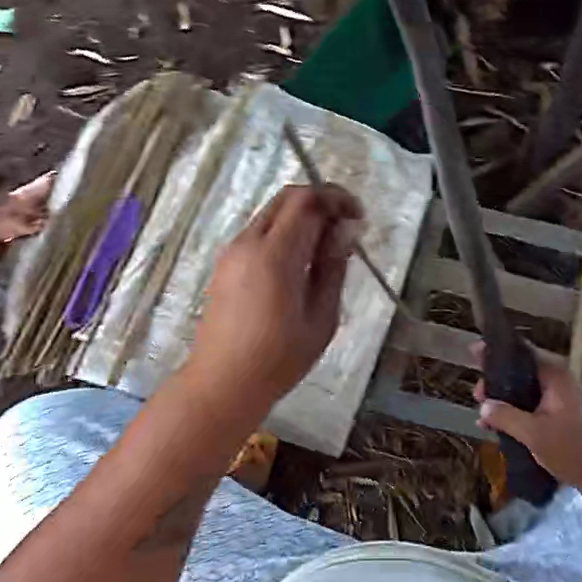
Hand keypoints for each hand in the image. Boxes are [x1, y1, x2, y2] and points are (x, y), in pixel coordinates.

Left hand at [188, 184, 362, 403]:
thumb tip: (347, 229)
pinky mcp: (225, 266)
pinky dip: (285, 235)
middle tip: (346, 229)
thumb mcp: (322, 316)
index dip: (336, 198)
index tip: (358, 218)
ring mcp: (232, 253)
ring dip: (302, 219)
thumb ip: (333, 267)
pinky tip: (300, 266)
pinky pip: (259, 234)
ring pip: (271, 215)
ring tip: (327, 251)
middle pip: (286, 199)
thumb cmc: (280, 358)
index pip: (306, 200)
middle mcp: (248, 243)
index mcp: (275, 254)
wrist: (224, 383)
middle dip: (320, 203)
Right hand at [475, 347, 581, 489]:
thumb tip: (484, 406)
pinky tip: (500, 428)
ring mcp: (563, 400)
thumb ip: (506, 416)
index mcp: (555, 377)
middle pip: (522, 373)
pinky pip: (535, 407)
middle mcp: (560, 383)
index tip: (475, 352)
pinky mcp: (564, 417)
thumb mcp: (533, 433)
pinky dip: (518, 414)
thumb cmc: (572, 449)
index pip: (523, 353)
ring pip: (527, 392)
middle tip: (477, 396)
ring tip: (484, 416)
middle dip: (497, 383)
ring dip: (506, 402)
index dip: (498, 353)